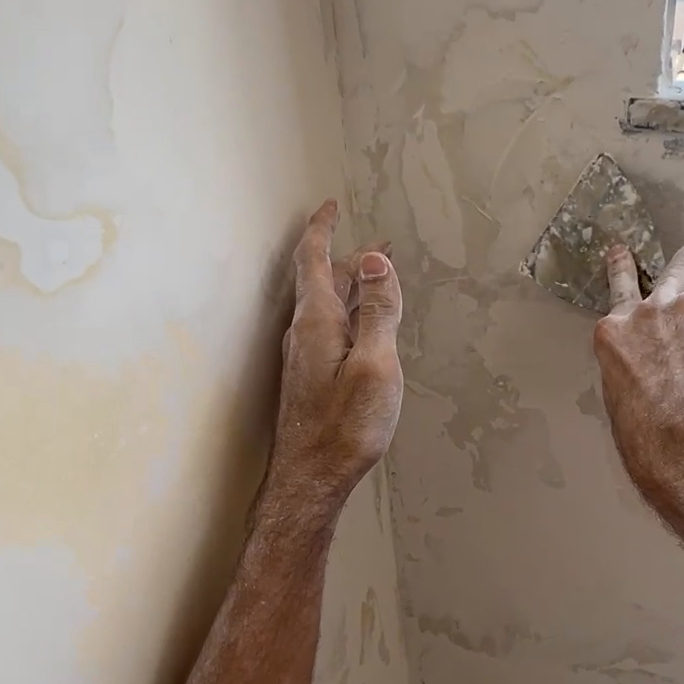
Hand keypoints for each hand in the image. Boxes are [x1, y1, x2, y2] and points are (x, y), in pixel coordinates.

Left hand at [268, 201, 402, 506]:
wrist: (311, 478)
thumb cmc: (346, 426)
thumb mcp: (375, 364)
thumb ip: (377, 311)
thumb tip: (376, 258)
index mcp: (318, 322)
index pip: (315, 260)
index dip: (322, 229)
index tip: (330, 205)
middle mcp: (305, 334)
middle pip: (324, 282)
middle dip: (350, 258)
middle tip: (377, 245)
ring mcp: (305, 358)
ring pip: (328, 307)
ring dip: (352, 287)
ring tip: (376, 277)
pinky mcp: (310, 379)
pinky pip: (331, 330)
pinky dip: (350, 314)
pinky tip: (363, 326)